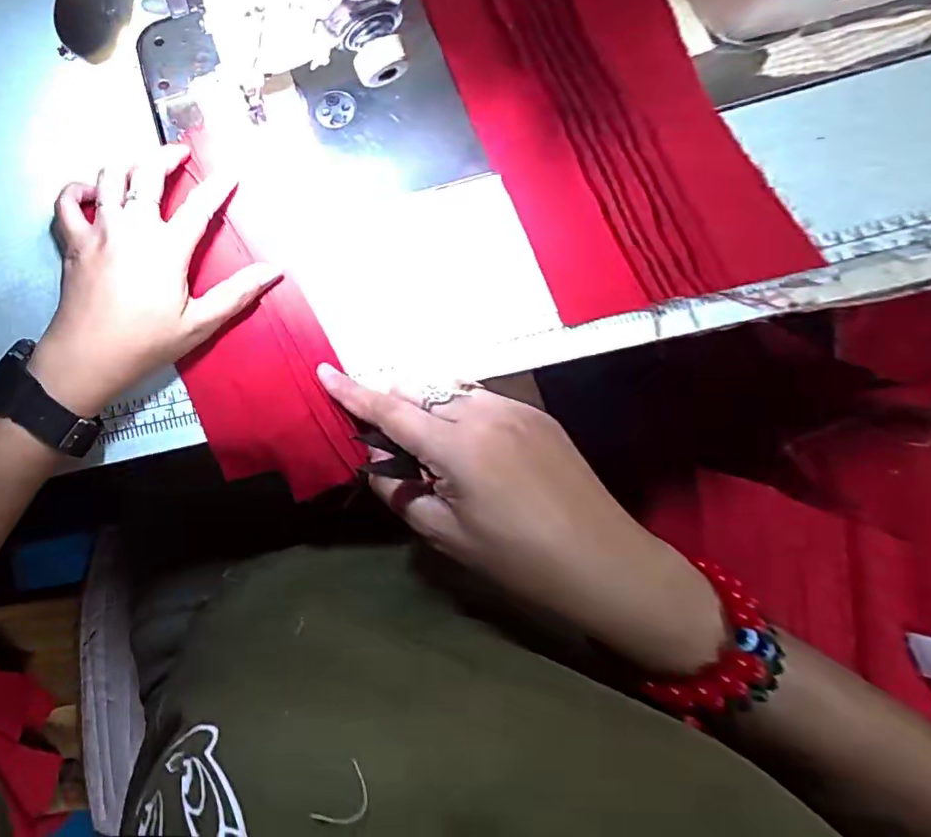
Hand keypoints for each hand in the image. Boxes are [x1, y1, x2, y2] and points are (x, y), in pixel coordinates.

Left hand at [28, 144, 282, 416]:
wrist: (86, 358)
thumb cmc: (144, 343)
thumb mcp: (199, 323)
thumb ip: (237, 294)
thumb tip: (274, 271)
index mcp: (167, 246)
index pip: (200, 205)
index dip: (220, 185)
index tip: (232, 172)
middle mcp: (132, 228)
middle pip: (148, 173)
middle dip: (167, 155)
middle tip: (180, 154)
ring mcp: (99, 230)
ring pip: (109, 176)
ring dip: (126, 165)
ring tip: (139, 169)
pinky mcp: (74, 241)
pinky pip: (67, 201)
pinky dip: (77, 190)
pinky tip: (91, 194)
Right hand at [316, 365, 724, 673]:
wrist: (606, 561)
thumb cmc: (518, 559)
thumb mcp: (446, 535)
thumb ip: (401, 493)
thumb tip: (380, 466)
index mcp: (456, 446)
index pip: (389, 409)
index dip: (352, 391)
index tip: (324, 370)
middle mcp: (482, 413)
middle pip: (417, 391)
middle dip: (392, 403)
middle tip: (385, 438)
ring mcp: (514, 408)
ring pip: (450, 389)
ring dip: (426, 404)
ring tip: (426, 440)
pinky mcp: (537, 414)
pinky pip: (480, 398)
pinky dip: (459, 410)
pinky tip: (468, 443)